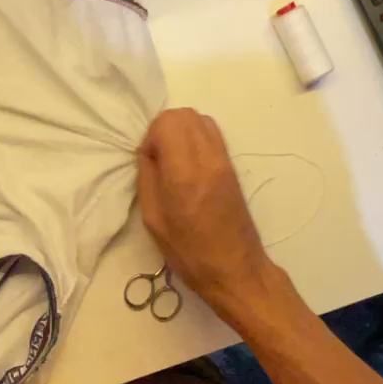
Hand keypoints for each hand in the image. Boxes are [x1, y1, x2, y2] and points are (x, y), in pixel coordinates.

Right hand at [136, 108, 277, 313]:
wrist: (235, 268)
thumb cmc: (189, 252)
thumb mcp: (154, 219)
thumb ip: (148, 178)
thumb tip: (148, 154)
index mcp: (184, 173)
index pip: (167, 123)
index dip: (151, 137)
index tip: (149, 162)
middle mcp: (207, 158)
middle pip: (183, 114)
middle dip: (164, 130)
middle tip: (158, 160)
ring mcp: (224, 160)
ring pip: (200, 119)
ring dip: (181, 132)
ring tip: (173, 161)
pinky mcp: (232, 166)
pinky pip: (212, 133)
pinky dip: (195, 138)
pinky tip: (189, 165)